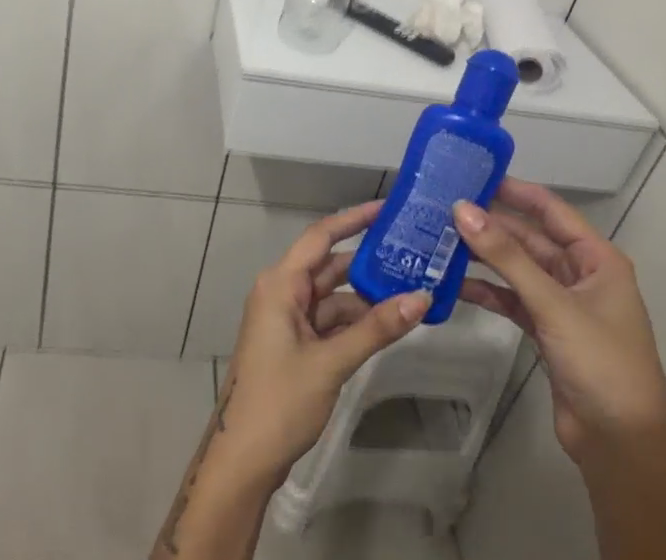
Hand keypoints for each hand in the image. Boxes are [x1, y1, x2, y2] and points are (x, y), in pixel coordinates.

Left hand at [218, 201, 430, 479]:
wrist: (243, 457)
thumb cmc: (279, 401)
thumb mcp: (331, 362)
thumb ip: (376, 329)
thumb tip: (421, 297)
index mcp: (280, 285)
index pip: (321, 238)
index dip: (354, 219)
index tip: (389, 208)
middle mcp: (282, 294)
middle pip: (331, 266)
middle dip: (371, 263)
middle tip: (418, 254)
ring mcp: (288, 321)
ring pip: (335, 297)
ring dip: (369, 298)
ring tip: (416, 292)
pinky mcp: (296, 345)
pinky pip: (331, 321)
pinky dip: (358, 322)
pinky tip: (392, 325)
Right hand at [454, 179, 665, 463]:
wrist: (621, 441)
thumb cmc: (601, 362)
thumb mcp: (553, 304)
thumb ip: (507, 257)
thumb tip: (462, 209)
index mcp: (597, 259)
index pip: (550, 210)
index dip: (514, 191)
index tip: (471, 175)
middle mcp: (580, 275)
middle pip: (528, 240)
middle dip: (489, 226)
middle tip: (440, 210)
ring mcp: (562, 304)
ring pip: (516, 270)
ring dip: (482, 259)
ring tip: (437, 242)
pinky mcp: (546, 332)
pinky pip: (511, 300)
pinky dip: (486, 292)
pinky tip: (452, 285)